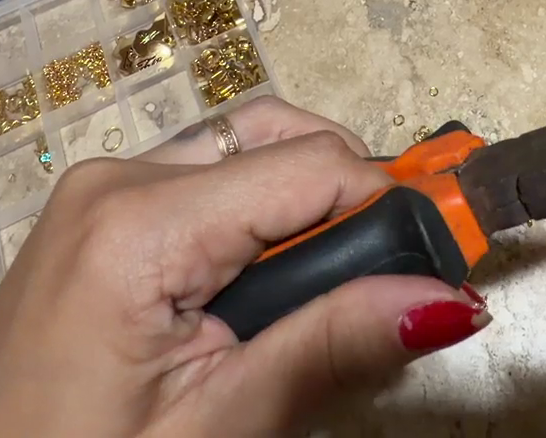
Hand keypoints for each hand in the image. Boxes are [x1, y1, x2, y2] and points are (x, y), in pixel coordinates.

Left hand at [0, 97, 490, 436]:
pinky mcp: (96, 211)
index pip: (309, 167)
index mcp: (141, 219)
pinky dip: (256, 205)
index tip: (447, 247)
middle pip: (274, 136)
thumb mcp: (216, 426)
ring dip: (303, 192)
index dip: (387, 201)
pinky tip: (268, 274)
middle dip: (346, 184)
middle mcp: (119, 175)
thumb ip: (331, 345)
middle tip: (389, 263)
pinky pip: (203, 176)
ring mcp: (101, 187)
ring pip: (242, 147)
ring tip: (333, 276)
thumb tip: (448, 299)